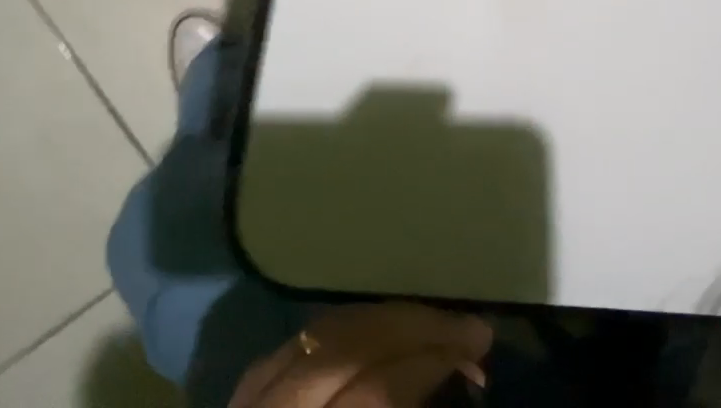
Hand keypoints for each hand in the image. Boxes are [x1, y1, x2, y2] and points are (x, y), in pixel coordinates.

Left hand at [229, 304, 494, 407]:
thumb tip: (457, 381)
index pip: (376, 393)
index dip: (431, 361)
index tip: (478, 347)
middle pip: (349, 348)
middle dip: (416, 327)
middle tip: (468, 327)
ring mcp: (250, 400)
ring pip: (322, 334)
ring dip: (385, 320)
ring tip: (433, 322)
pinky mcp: (242, 392)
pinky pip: (300, 343)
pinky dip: (346, 329)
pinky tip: (379, 329)